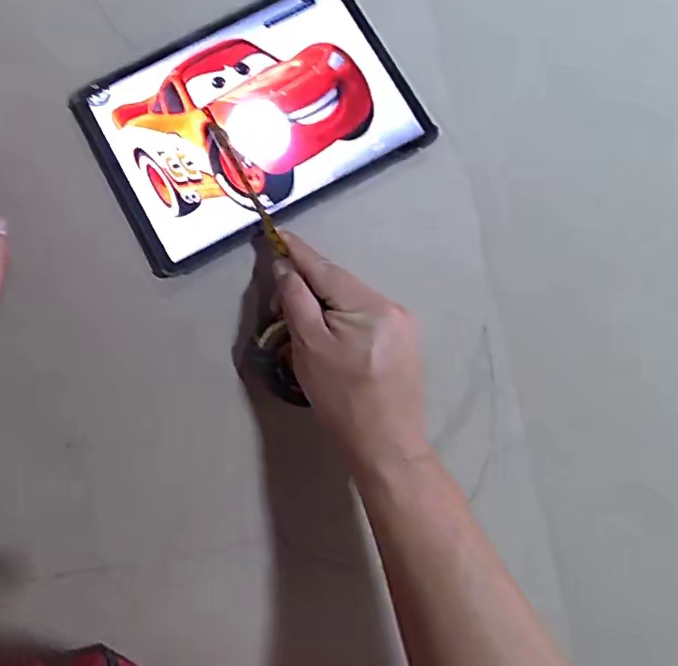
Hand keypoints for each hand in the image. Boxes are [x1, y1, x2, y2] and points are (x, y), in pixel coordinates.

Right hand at [258, 234, 431, 473]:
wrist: (386, 445)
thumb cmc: (341, 396)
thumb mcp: (308, 344)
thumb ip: (295, 298)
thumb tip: (285, 267)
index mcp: (369, 306)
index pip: (322, 268)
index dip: (295, 250)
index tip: (275, 231)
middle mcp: (390, 306)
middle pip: (335, 281)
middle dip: (304, 282)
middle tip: (276, 302)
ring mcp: (401, 323)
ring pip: (346, 296)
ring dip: (319, 299)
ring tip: (297, 320)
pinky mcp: (402, 339)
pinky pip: (359, 311)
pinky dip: (336, 312)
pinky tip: (324, 328)